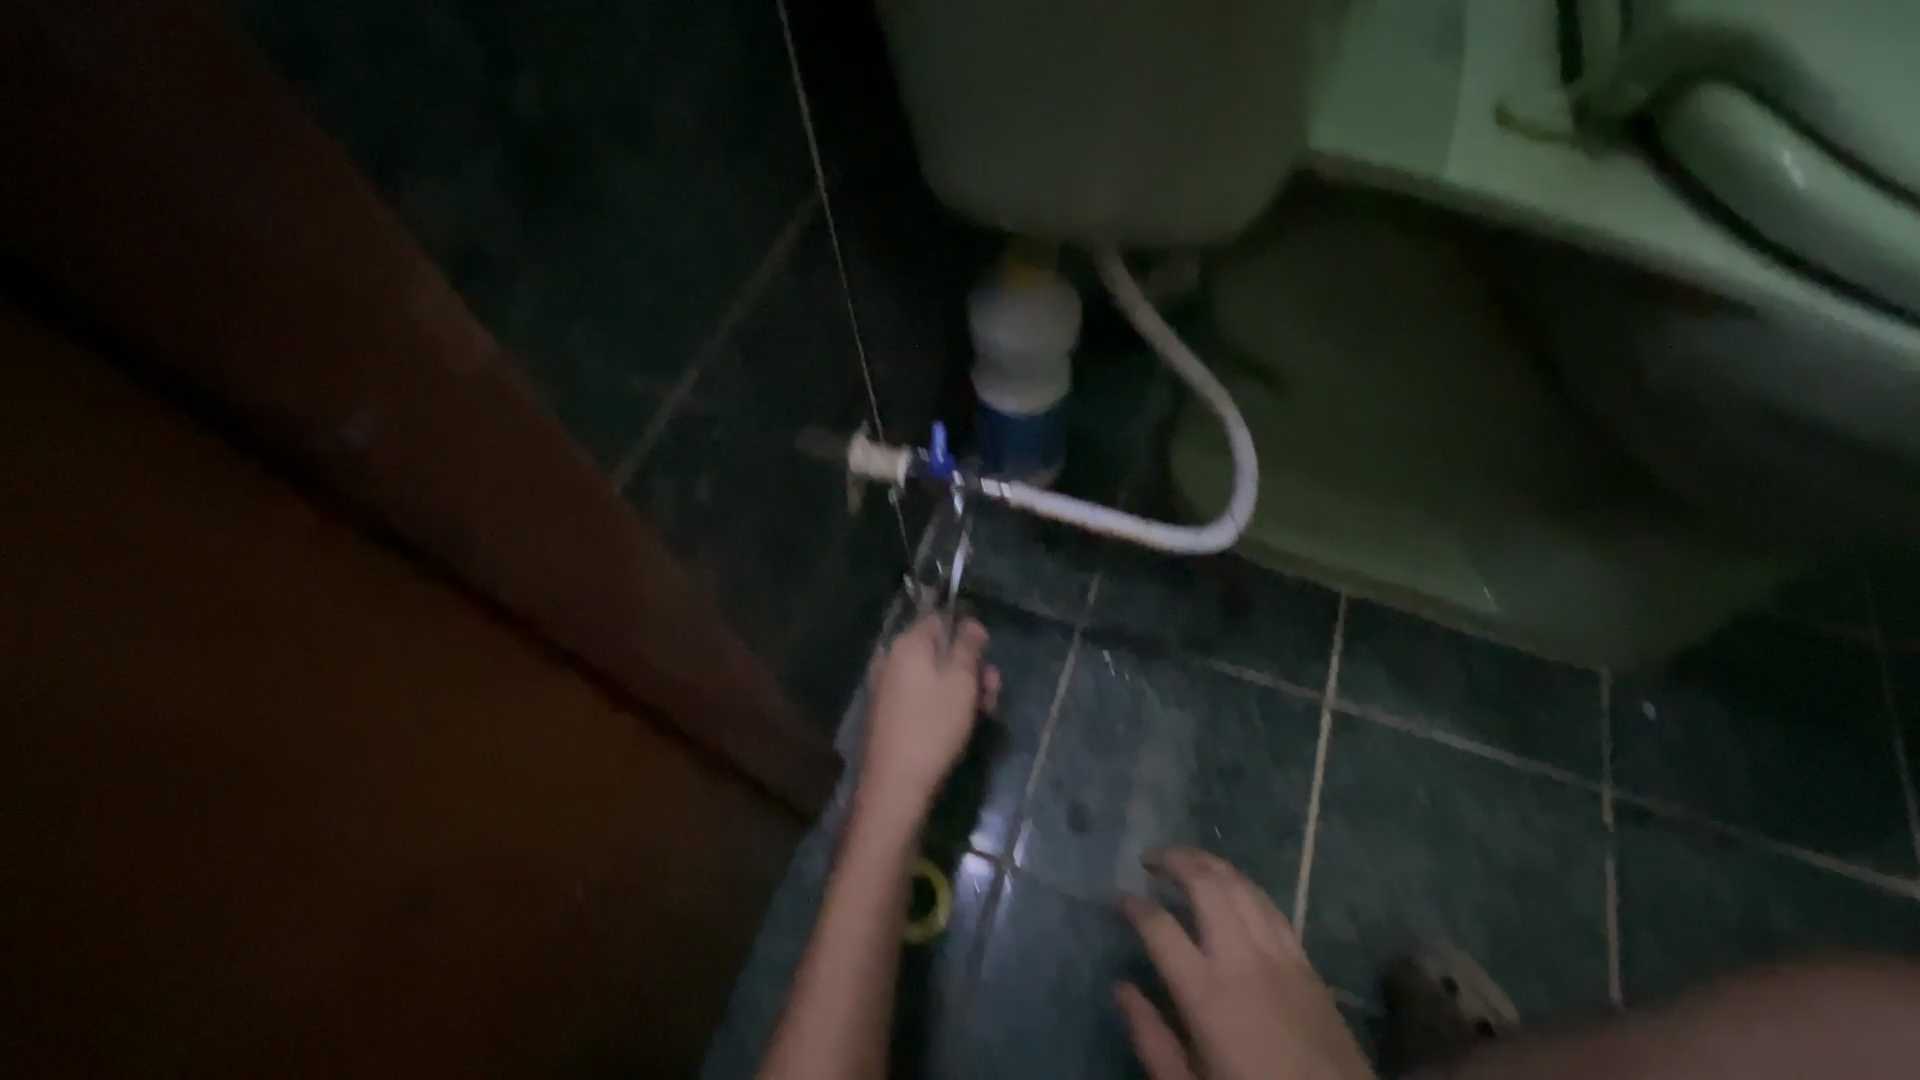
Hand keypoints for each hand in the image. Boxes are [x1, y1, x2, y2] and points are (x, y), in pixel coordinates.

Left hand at [857, 614, 1000, 821]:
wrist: (896, 783)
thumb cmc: (933, 725)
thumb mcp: (961, 682)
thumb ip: (967, 647)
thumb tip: (970, 622)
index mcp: (907, 644)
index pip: (939, 620)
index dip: (967, 634)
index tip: (986, 656)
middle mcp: (892, 659)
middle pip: (939, 651)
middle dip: (970, 668)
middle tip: (992, 692)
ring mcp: (888, 687)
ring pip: (933, 677)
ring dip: (962, 690)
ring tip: (984, 713)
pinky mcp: (889, 713)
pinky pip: (921, 696)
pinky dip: (942, 704)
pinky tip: (961, 725)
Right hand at [1117, 849, 1375, 1079]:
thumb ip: (1150, 1037)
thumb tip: (1120, 988)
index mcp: (1206, 994)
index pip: (1160, 927)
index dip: (1133, 905)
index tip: (1119, 899)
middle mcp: (1242, 960)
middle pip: (1206, 885)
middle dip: (1173, 860)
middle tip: (1149, 859)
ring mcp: (1279, 957)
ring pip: (1241, 885)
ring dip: (1209, 863)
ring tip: (1185, 860)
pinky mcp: (1306, 963)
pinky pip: (1271, 906)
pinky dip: (1243, 886)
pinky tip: (1231, 887)